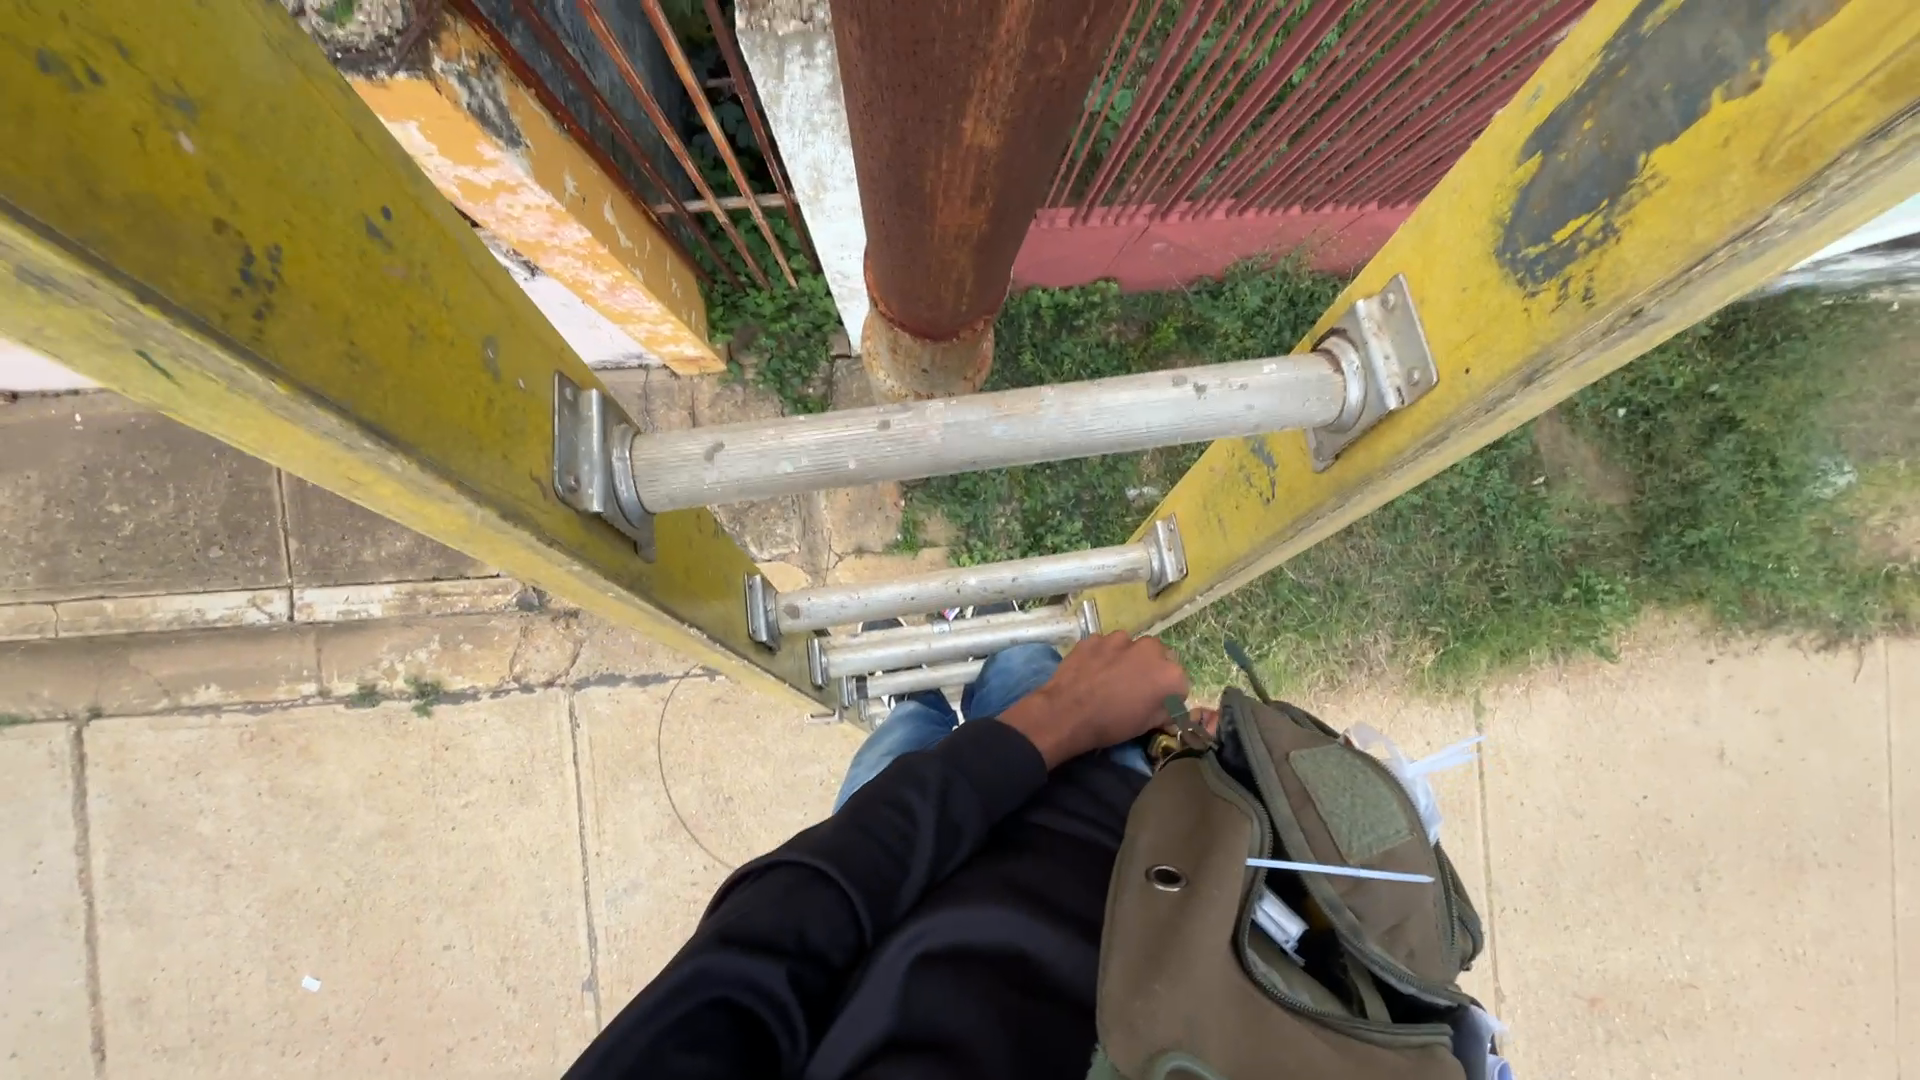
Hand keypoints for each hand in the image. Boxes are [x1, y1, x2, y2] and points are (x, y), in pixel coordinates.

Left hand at [998, 631, 1191, 768]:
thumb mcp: (1146, 725)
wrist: (1067, 712)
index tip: (1155, 703)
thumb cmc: (1112, 723)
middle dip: (1150, 669)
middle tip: (1133, 688)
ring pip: (1130, 647)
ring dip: (1126, 658)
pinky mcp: (1094, 637)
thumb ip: (1164, 711)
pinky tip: (1092, 671)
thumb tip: (1168, 708)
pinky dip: (1102, 655)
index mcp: (1169, 673)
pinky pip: (1105, 645)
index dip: (1168, 695)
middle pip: (1157, 657)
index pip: (1179, 683)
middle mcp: (1149, 649)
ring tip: (1109, 678)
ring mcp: (1119, 639)